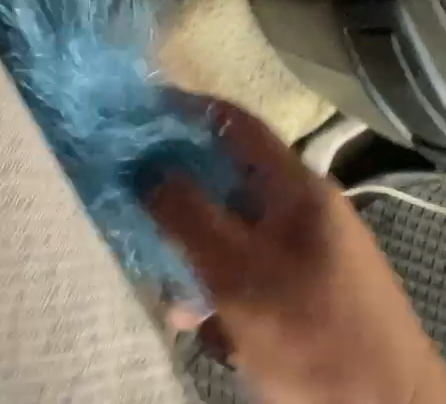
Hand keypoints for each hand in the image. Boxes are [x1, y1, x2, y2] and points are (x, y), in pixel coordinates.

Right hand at [143, 101, 445, 403]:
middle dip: (176, 192)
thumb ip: (186, 214)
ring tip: (162, 286)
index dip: (183, 109)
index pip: (234, 123)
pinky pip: (248, 274)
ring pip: (232, 232)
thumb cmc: (314, 336)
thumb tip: (146, 169)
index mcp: (297, 188)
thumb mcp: (237, 273)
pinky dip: (217, 288)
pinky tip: (196, 321)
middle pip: (226, 179)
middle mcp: (303, 212)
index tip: (135, 113)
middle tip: (131, 203)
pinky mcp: (306, 297)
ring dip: (192, 253)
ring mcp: (308, 256)